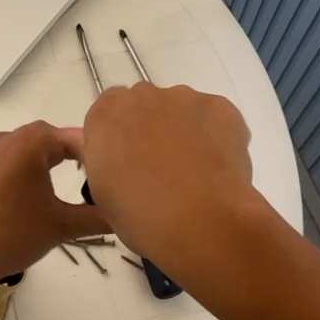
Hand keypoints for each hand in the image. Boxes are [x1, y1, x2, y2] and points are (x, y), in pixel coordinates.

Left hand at [0, 121, 107, 285]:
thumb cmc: (12, 235)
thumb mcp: (63, 225)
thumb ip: (99, 217)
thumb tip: (126, 214)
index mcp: (31, 142)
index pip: (80, 138)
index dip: (103, 156)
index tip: (119, 176)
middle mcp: (10, 137)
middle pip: (58, 140)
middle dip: (82, 158)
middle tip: (103, 182)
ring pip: (36, 150)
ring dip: (58, 164)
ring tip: (79, 189)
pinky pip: (17, 160)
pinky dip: (35, 171)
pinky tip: (44, 196)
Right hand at [80, 83, 266, 275]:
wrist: (200, 223)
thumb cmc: (140, 215)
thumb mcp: (101, 194)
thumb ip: (99, 160)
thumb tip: (103, 152)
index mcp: (105, 114)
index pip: (107, 115)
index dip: (119, 140)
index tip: (127, 165)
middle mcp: (142, 96)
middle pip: (144, 106)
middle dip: (150, 130)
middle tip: (160, 170)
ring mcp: (184, 97)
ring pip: (180, 109)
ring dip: (183, 131)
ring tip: (193, 173)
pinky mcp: (220, 107)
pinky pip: (212, 117)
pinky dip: (214, 135)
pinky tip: (215, 168)